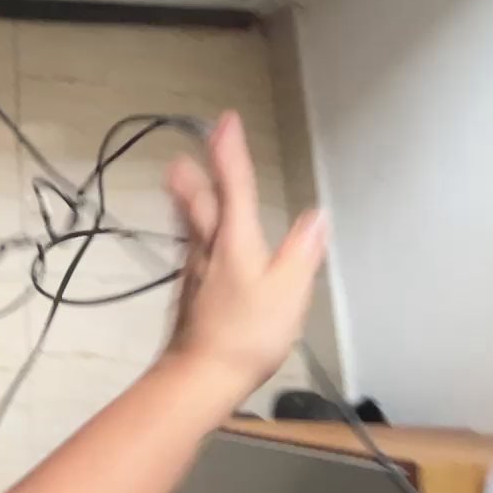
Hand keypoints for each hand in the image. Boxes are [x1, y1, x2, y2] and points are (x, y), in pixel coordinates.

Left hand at [163, 111, 326, 396]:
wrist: (201, 370)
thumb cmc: (248, 333)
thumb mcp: (288, 293)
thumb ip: (300, 253)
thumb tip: (315, 217)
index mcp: (235, 243)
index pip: (233, 187)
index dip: (229, 153)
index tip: (224, 121)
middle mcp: (208, 248)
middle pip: (202, 201)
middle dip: (199, 171)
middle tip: (188, 147)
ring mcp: (194, 267)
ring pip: (189, 220)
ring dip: (186, 194)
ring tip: (176, 173)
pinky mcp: (189, 286)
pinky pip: (189, 242)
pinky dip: (189, 223)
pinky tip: (191, 230)